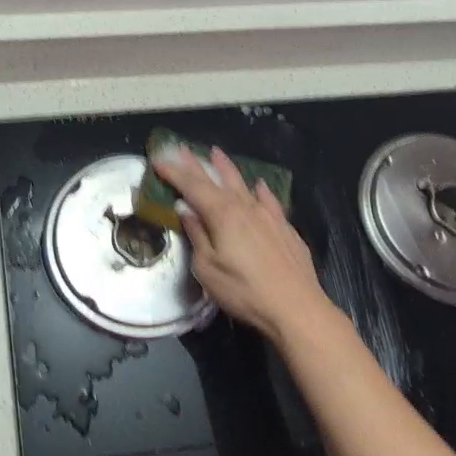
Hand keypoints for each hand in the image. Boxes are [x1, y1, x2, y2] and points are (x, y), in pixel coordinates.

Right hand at [150, 143, 332, 343]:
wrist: (296, 307)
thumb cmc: (244, 291)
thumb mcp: (208, 269)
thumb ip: (197, 236)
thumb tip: (187, 211)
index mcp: (222, 215)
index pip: (193, 187)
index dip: (174, 173)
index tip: (159, 160)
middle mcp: (245, 208)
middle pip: (217, 180)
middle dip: (197, 165)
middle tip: (182, 148)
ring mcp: (268, 216)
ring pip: (244, 185)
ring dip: (228, 169)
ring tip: (217, 154)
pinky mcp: (285, 229)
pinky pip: (269, 200)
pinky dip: (260, 190)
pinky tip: (260, 185)